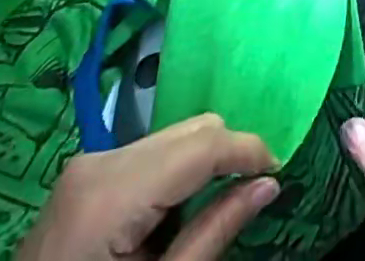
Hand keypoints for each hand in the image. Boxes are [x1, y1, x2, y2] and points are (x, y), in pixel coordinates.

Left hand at [18, 113, 279, 260]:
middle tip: (248, 195)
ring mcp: (89, 163)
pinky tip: (174, 213)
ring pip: (176, 135)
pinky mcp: (86, 172)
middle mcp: (100, 161)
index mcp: (112, 194)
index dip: (248, 151)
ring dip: (203, 163)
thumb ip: (214, 233)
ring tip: (208, 212)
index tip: (278, 172)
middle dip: (227, 155)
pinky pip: (153, 152)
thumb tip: (269, 185)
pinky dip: (177, 172)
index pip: (201, 145)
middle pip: (192, 129)